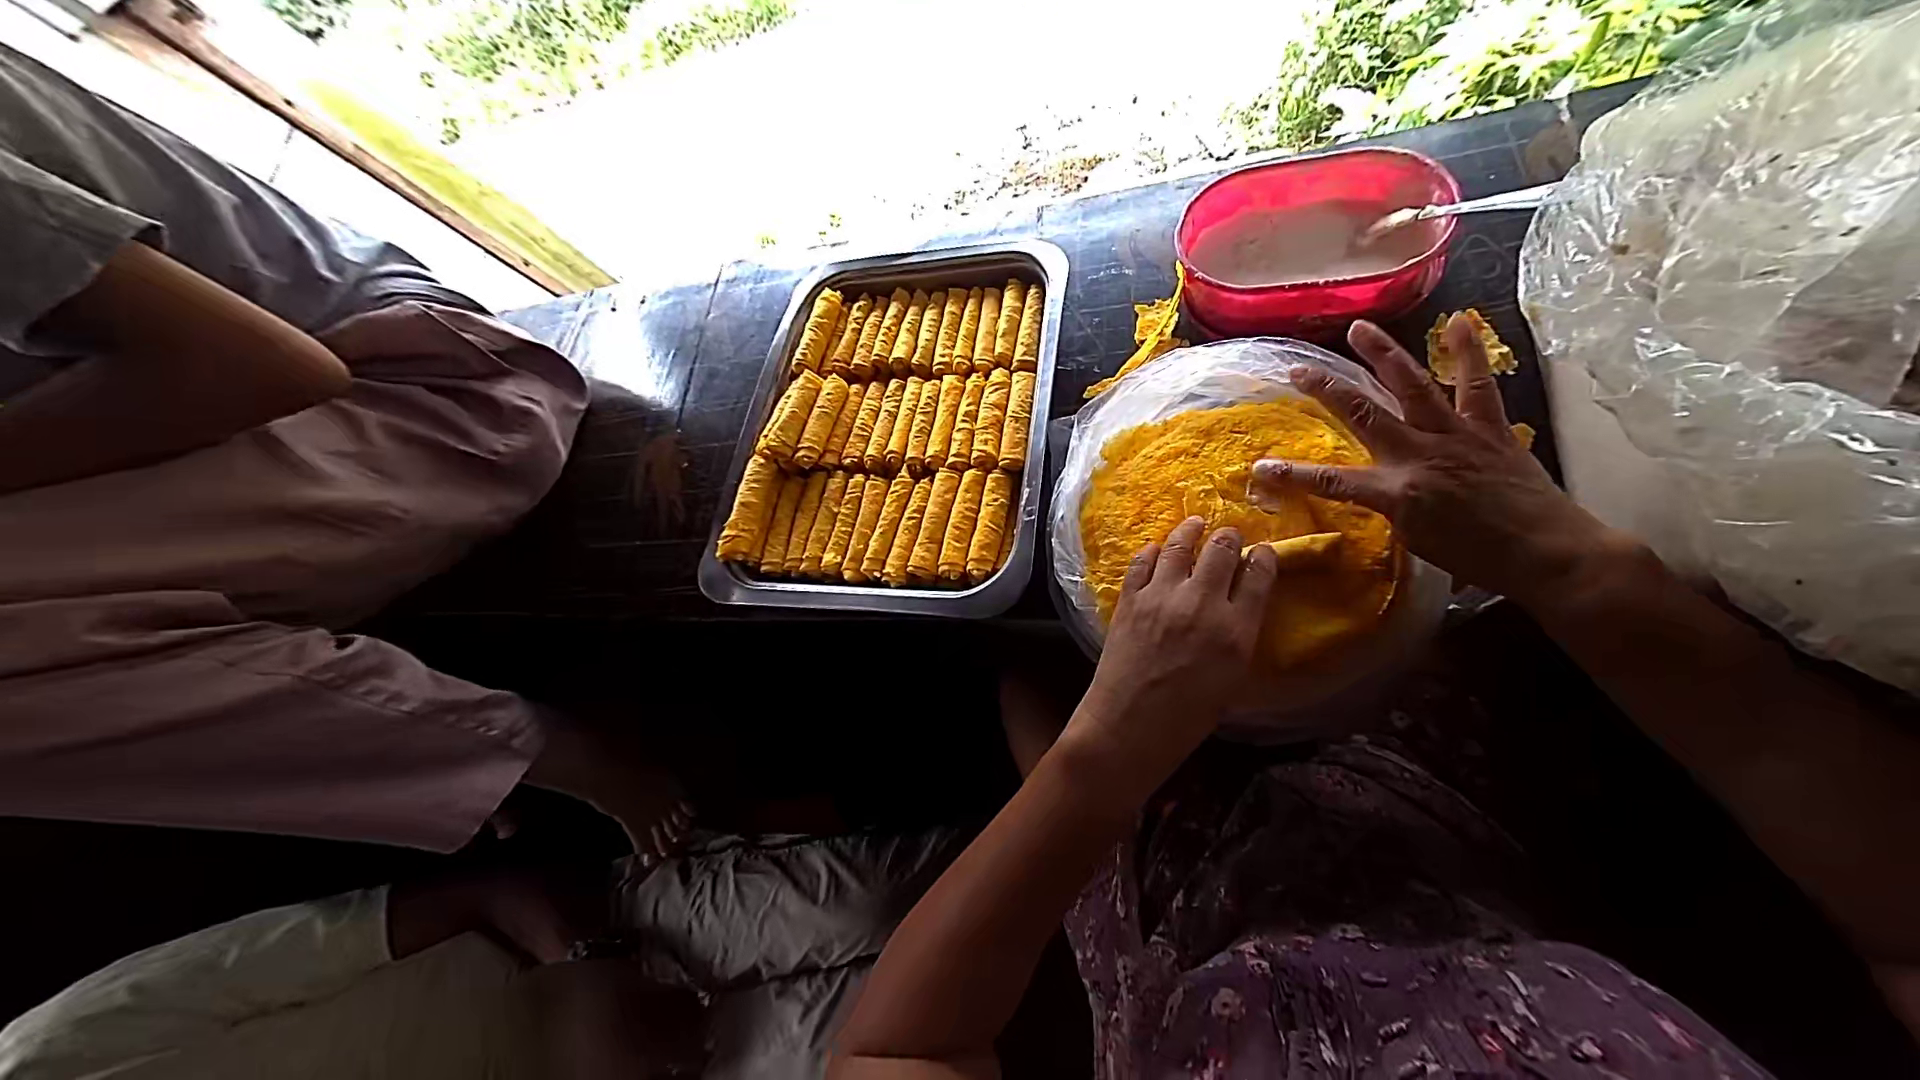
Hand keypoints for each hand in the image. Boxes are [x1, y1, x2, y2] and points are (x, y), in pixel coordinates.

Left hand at [1062, 517, 1277, 797]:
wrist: (1129, 724)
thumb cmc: (1188, 717)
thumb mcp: (1232, 679)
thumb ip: (1238, 637)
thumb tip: (1238, 606)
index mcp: (1235, 630)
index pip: (1259, 575)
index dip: (1264, 557)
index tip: (1263, 551)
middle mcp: (1201, 604)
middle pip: (1221, 550)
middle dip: (1229, 537)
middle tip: (1228, 535)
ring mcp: (1161, 597)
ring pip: (1179, 546)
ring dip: (1190, 531)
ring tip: (1195, 523)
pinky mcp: (1129, 599)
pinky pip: (1142, 562)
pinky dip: (1152, 551)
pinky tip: (1156, 548)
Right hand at [1251, 316, 1621, 608]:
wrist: (1549, 553)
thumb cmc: (1477, 557)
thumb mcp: (1414, 539)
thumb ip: (1388, 506)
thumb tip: (1372, 489)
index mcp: (1397, 491)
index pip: (1331, 481)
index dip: (1292, 475)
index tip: (1261, 467)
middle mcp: (1420, 454)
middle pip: (1364, 414)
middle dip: (1326, 391)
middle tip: (1299, 370)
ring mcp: (1456, 436)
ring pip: (1412, 387)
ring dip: (1383, 355)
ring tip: (1361, 328)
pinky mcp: (1489, 428)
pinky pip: (1477, 385)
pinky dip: (1468, 352)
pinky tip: (1461, 321)